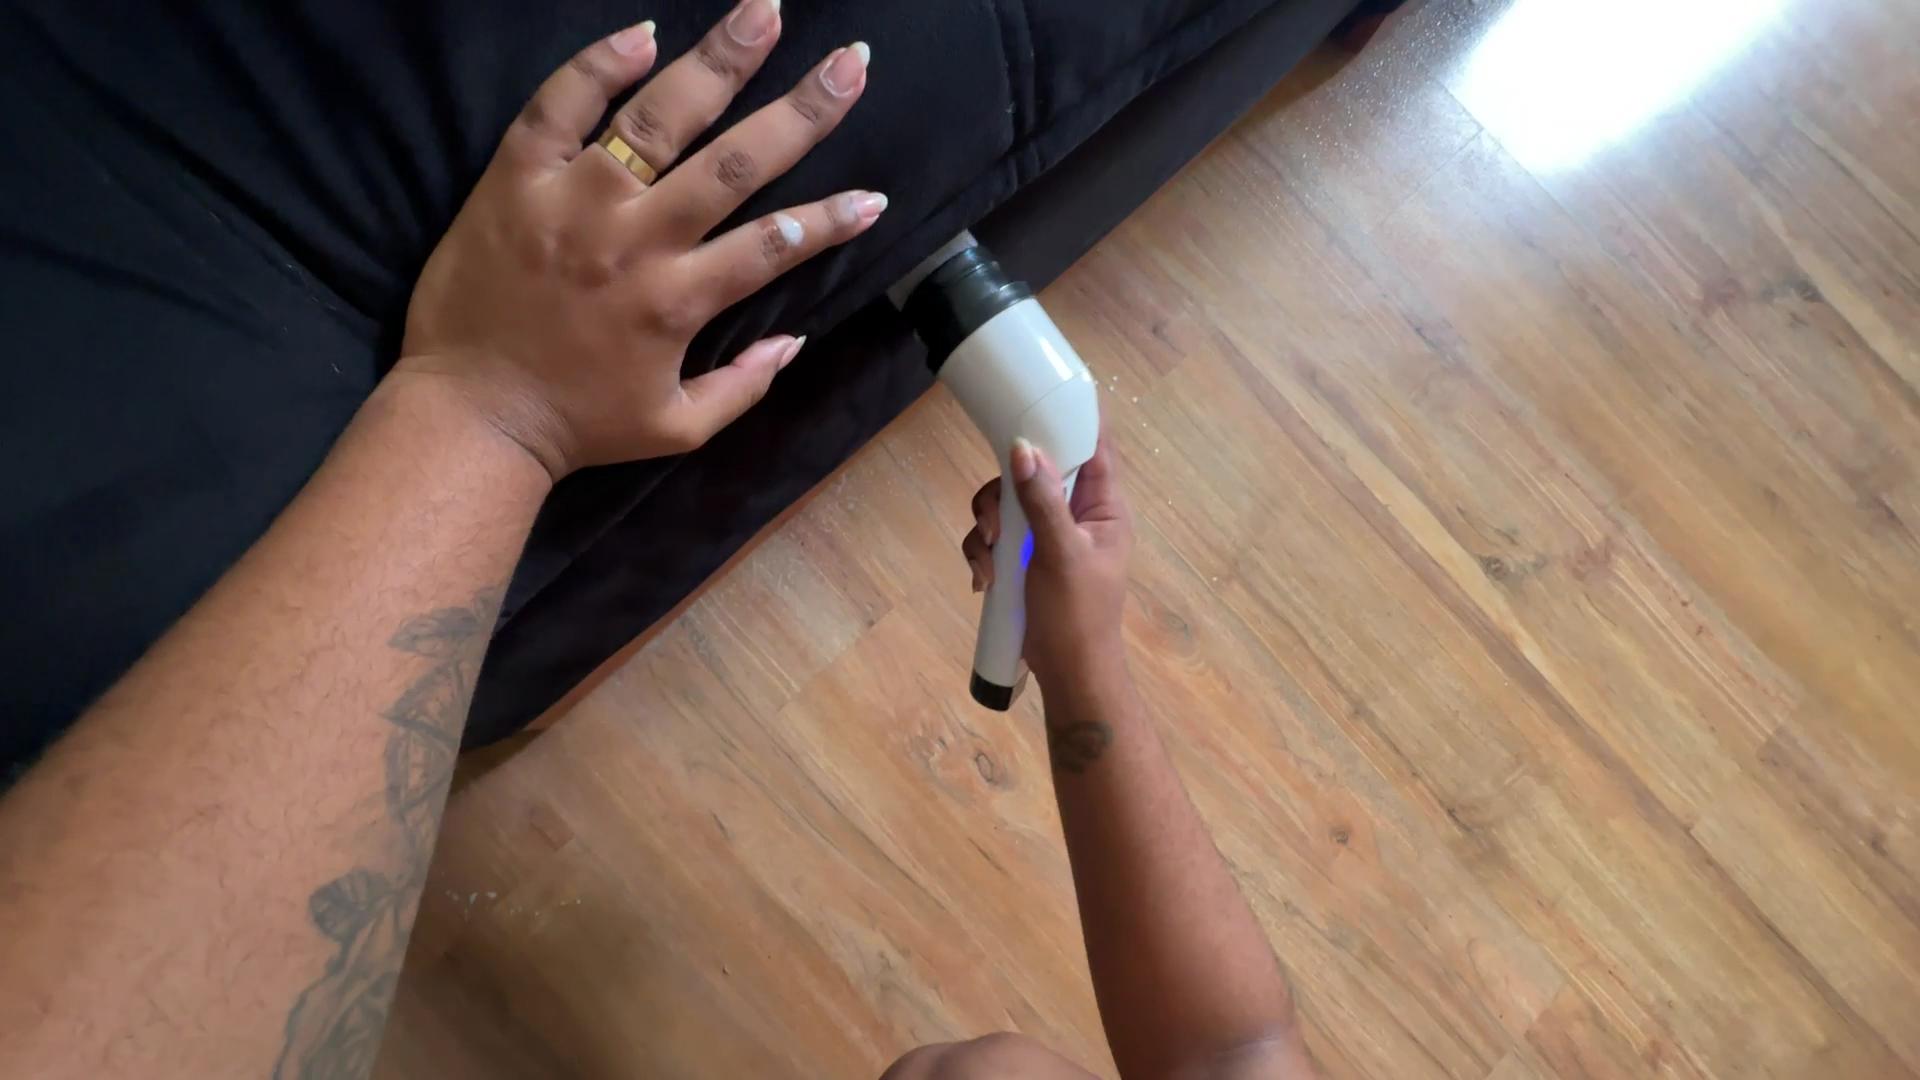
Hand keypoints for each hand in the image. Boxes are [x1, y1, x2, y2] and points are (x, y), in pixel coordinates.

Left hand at [395, 1, 883, 478]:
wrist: (473, 413)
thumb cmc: (584, 424)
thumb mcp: (680, 427)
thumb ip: (743, 386)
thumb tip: (795, 341)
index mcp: (679, 302)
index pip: (775, 245)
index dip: (832, 220)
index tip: (875, 198)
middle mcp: (637, 240)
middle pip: (735, 163)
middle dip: (801, 111)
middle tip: (848, 64)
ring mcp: (572, 201)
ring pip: (657, 117)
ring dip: (719, 61)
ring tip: (765, 10)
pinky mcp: (513, 179)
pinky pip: (557, 105)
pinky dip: (597, 64)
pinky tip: (643, 32)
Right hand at [961, 431, 1132, 690]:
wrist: (1066, 673)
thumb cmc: (1078, 616)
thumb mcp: (1061, 555)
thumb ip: (1042, 501)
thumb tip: (1023, 447)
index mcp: (1103, 506)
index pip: (1094, 445)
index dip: (1071, 417)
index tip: (1039, 393)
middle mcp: (1076, 512)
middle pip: (1035, 471)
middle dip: (1004, 494)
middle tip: (995, 524)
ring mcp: (1047, 533)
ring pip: (1007, 502)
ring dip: (988, 529)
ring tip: (989, 563)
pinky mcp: (1024, 554)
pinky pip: (995, 534)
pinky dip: (984, 553)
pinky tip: (984, 579)